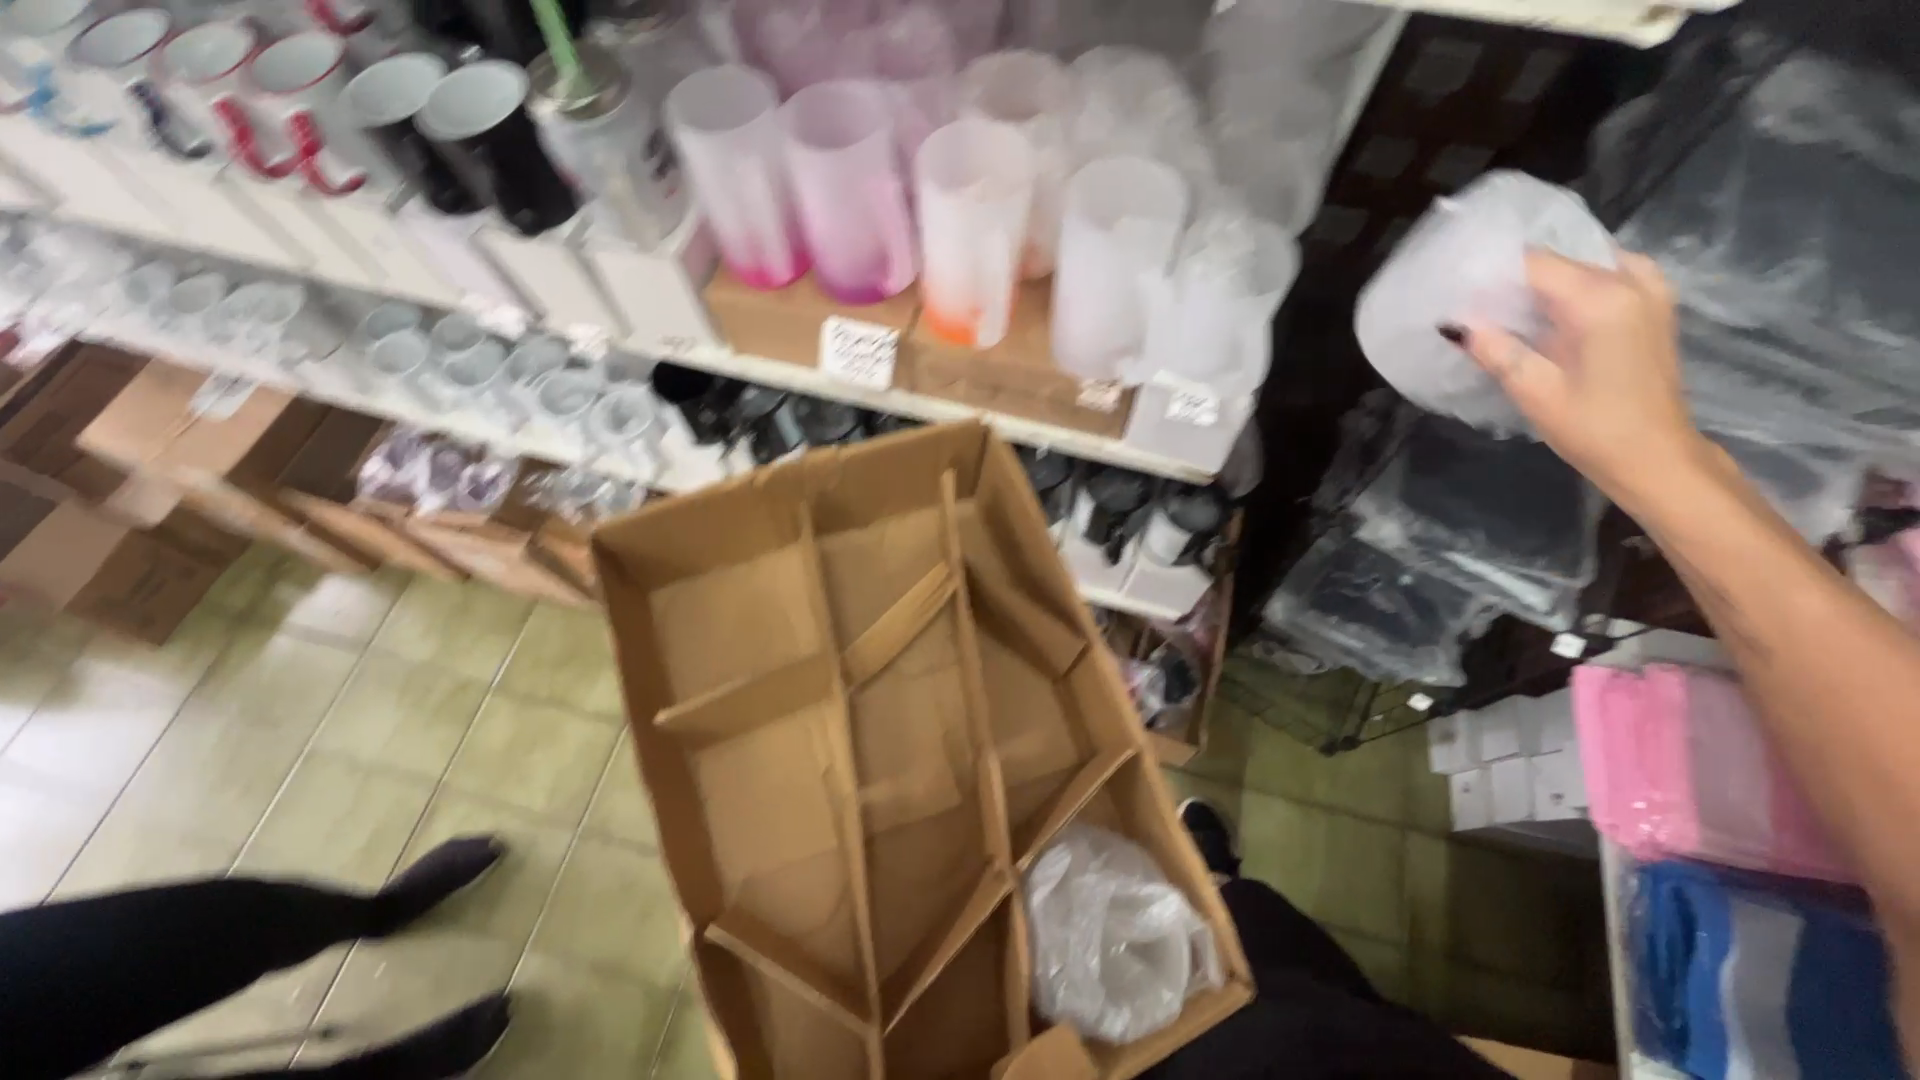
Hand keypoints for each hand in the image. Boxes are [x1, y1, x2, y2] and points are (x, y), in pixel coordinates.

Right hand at [1445, 249, 1712, 512]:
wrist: (1656, 457)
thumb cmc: (1592, 427)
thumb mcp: (1534, 391)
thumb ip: (1496, 350)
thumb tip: (1457, 324)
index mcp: (1600, 299)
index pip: (1535, 264)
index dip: (1493, 275)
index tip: (1458, 294)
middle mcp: (1631, 282)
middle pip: (1561, 261)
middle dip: (1517, 279)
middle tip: (1477, 305)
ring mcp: (1650, 292)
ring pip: (1587, 265)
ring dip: (1548, 281)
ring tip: (1513, 308)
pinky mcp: (1656, 307)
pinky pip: (1612, 275)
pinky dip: (1580, 284)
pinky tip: (1557, 310)